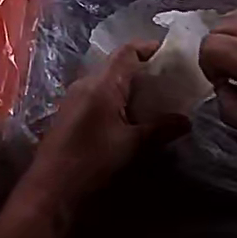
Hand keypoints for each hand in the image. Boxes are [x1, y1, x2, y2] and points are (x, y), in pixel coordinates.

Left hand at [19, 42, 187, 216]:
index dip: (149, 47)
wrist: (50, 190)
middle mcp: (86, 83)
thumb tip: (186, 120)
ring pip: (107, 80)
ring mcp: (75, 97)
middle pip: (118, 64)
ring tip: (155, 97)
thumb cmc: (91, 161)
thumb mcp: (131, 145)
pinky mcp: (70, 113)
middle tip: (169, 79)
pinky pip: (98, 94)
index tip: (171, 54)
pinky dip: (117, 98)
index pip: (127, 51)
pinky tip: (131, 115)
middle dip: (143, 69)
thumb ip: (160, 129)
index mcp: (102, 83)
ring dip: (130, 85)